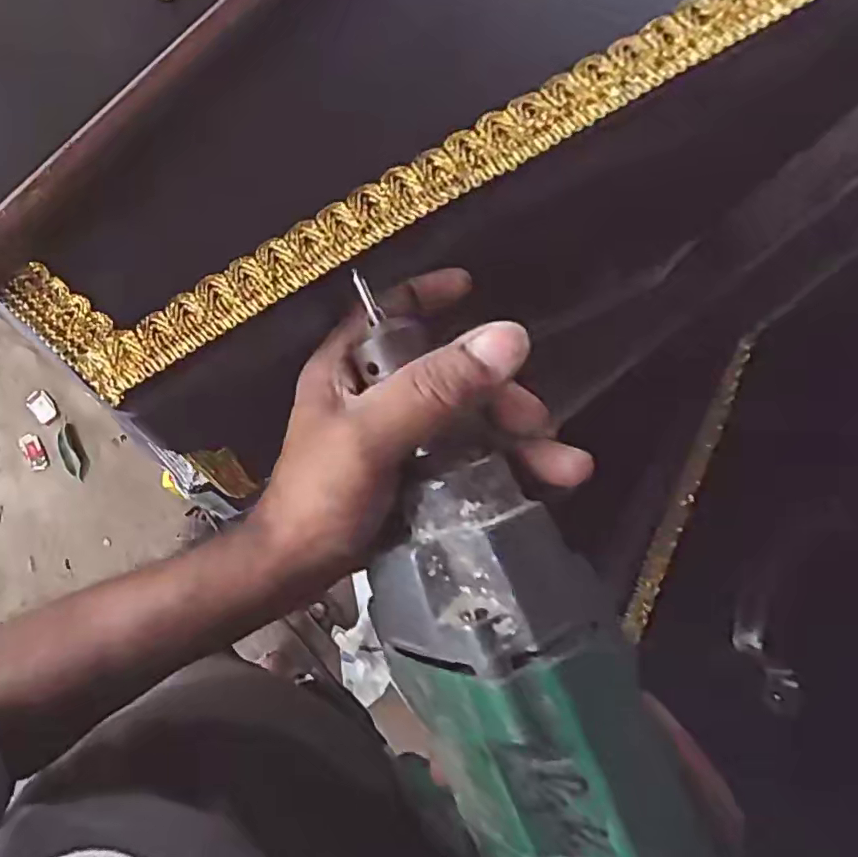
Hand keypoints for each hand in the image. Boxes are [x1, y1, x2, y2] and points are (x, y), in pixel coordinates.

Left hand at [250, 268, 593, 584]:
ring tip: (562, 466)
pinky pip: (460, 457)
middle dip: (496, 392)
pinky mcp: (405, 475)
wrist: (295, 569)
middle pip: (442, 371)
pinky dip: (499, 465)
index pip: (383, 314)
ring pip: (460, 418)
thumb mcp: (371, 437)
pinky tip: (546, 482)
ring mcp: (387, 437)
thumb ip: (431, 389)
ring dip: (513, 436)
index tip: (472, 288)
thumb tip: (509, 337)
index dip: (424, 296)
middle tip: (533, 422)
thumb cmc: (319, 498)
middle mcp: (365, 396)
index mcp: (341, 372)